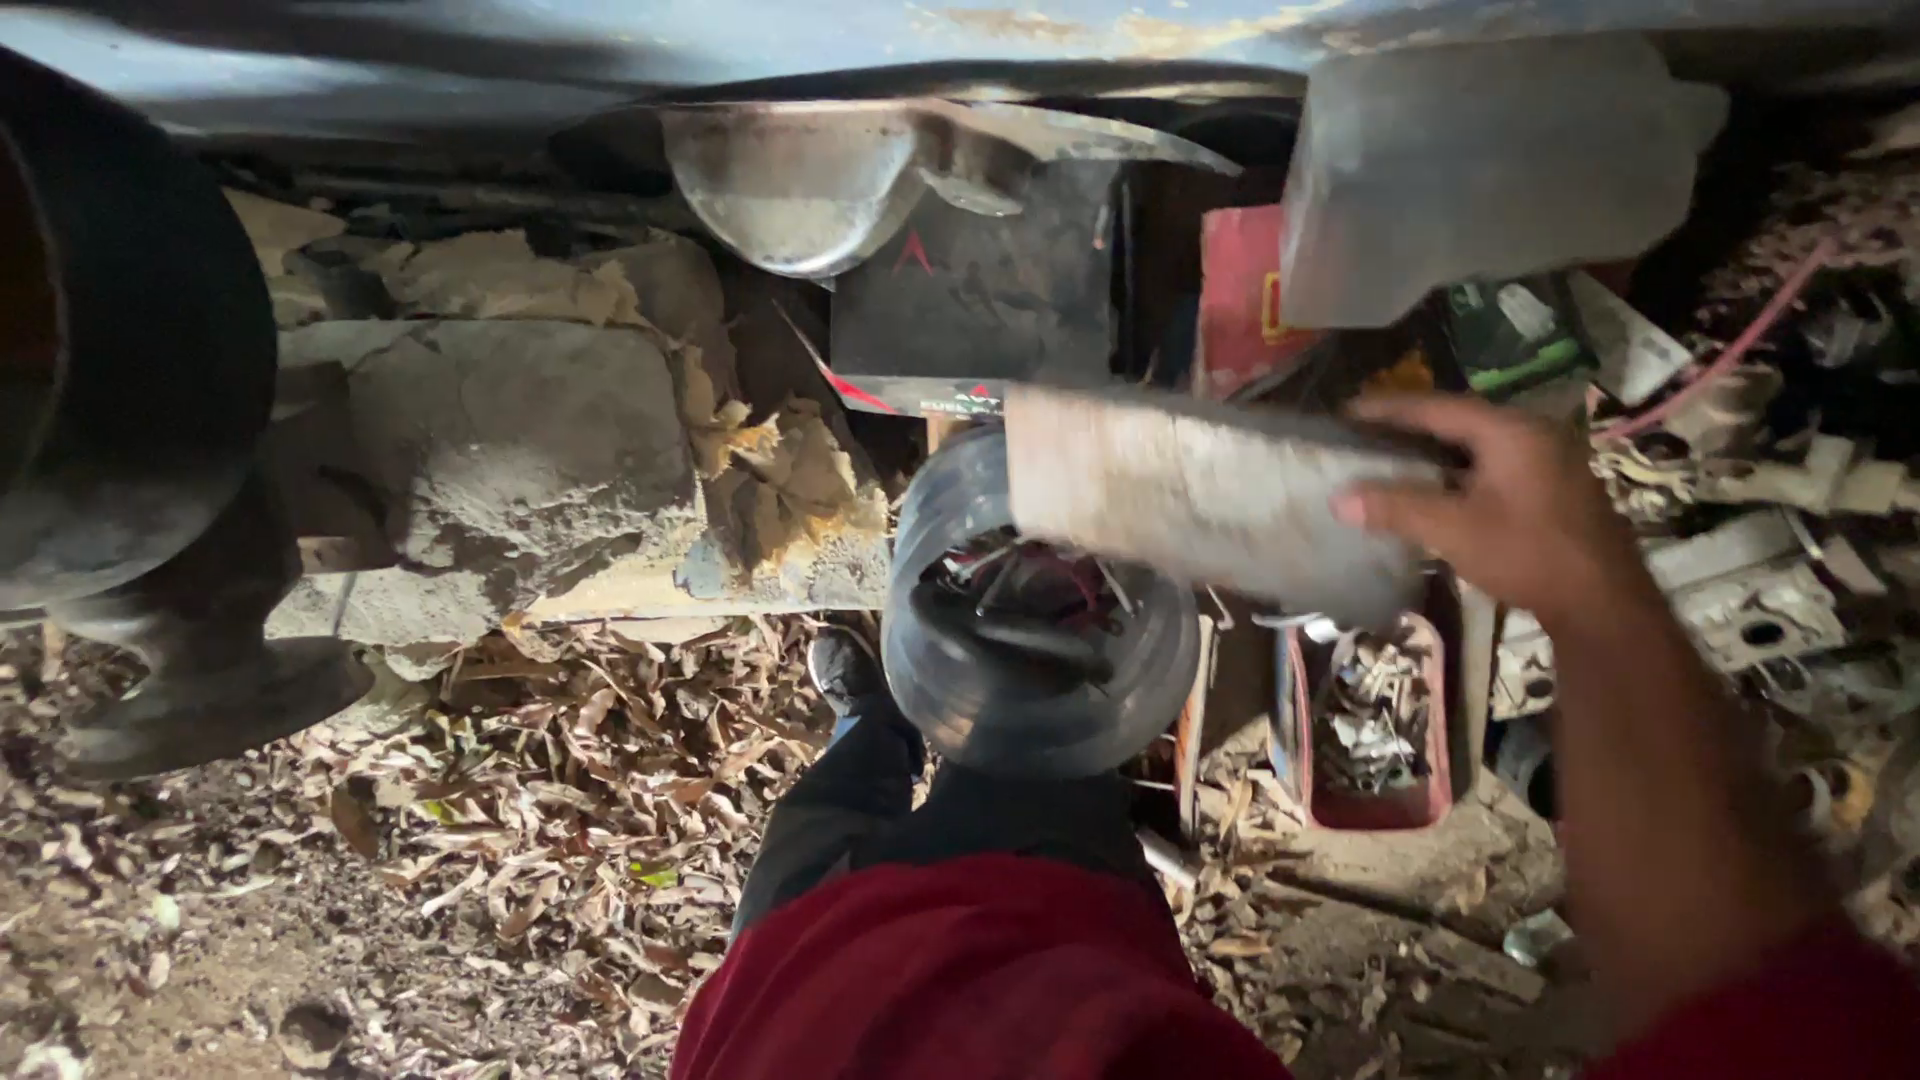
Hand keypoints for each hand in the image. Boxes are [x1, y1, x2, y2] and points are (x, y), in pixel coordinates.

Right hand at [1329, 394, 1654, 623]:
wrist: (1602, 602)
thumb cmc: (1528, 554)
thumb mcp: (1453, 530)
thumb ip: (1395, 508)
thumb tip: (1338, 499)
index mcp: (1510, 432)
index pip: (1436, 407)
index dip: (1386, 409)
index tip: (1345, 411)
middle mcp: (1530, 434)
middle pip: (1454, 421)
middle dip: (1404, 428)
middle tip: (1359, 435)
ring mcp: (1543, 460)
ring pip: (1470, 445)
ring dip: (1426, 451)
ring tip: (1382, 458)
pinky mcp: (1545, 486)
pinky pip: (1485, 465)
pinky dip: (1448, 470)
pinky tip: (1424, 487)